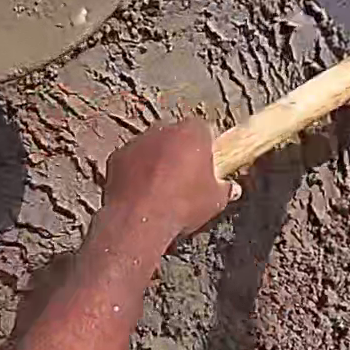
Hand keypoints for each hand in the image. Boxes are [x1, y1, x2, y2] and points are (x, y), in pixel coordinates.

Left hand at [102, 119, 236, 238]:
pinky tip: (140, 193)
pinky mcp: (117, 156)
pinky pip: (130, 160)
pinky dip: (134, 172)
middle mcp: (163, 129)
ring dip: (155, 161)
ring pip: (151, 147)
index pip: (204, 129)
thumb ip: (224, 190)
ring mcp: (137, 141)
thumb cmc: (182, 205)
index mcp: (192, 133)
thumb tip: (232, 189)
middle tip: (183, 177)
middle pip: (175, 135)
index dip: (206, 147)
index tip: (206, 164)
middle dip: (179, 150)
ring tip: (159, 189)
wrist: (138, 219)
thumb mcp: (214, 202)